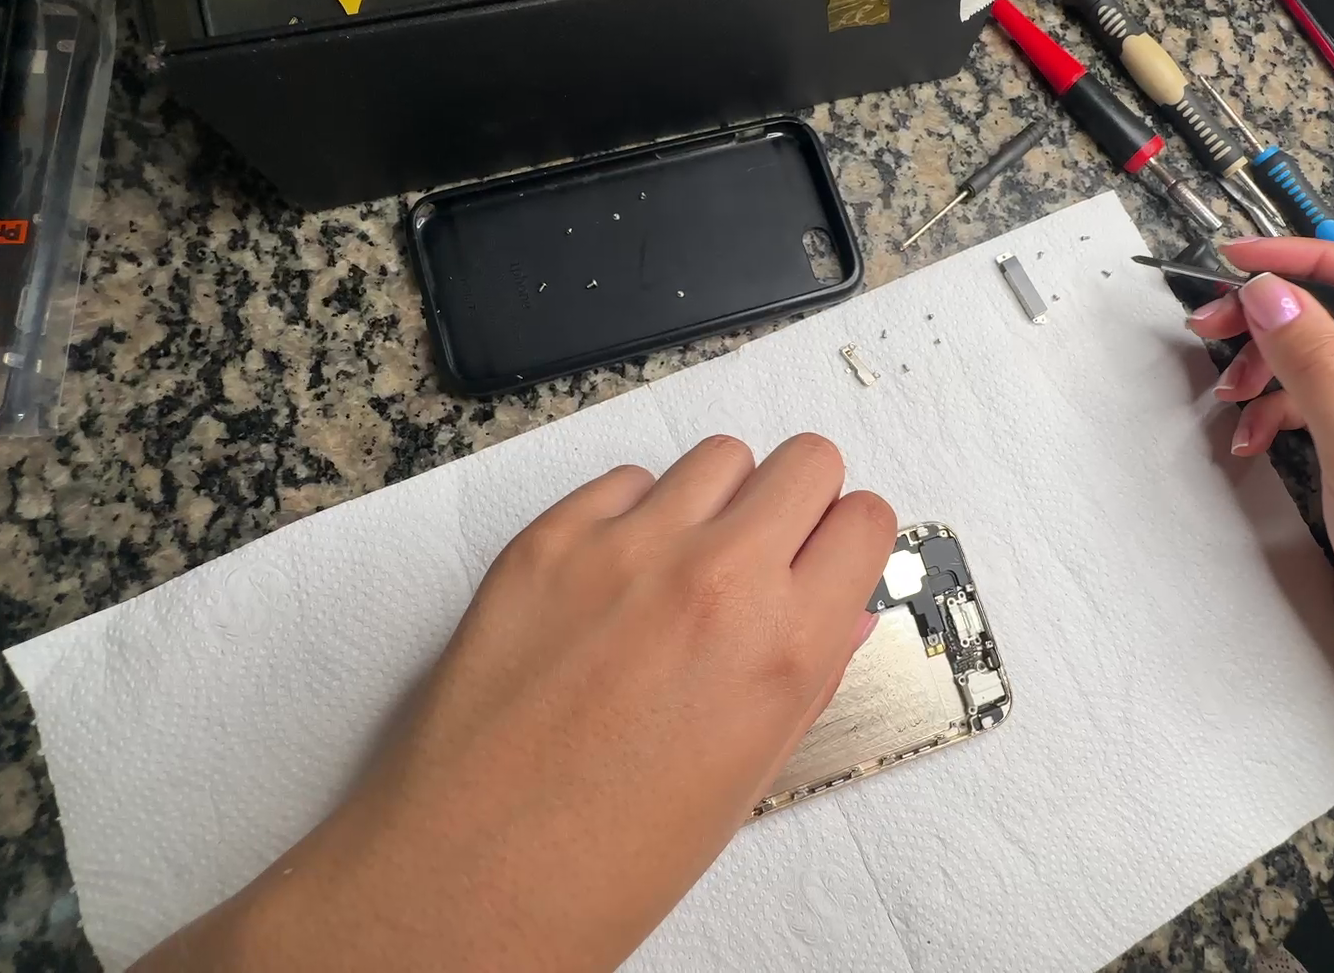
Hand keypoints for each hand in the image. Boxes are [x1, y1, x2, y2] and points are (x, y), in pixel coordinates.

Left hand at [134, 434, 896, 972]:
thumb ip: (811, 671)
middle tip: (770, 540)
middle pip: (807, 458)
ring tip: (688, 557)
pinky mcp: (550, 538)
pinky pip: (626, 479)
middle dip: (802, 494)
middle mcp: (717, 579)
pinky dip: (634, 512)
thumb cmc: (613, 857)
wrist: (467, 878)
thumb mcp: (750, 771)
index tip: (829, 548)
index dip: (851, 532)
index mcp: (784, 648)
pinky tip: (616, 573)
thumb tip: (841, 609)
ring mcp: (627, 548)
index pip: (866, 519)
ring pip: (720, 454)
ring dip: (720, 497)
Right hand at [1186, 238, 1333, 724]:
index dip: (1312, 265)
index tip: (1234, 257)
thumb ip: (1318, 365)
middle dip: (1280, 329)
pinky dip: (1283, 414)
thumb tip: (1263, 293)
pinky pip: (1329, 403)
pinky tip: (1250, 438)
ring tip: (1227, 400)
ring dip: (1274, 376)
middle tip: (1203, 327)